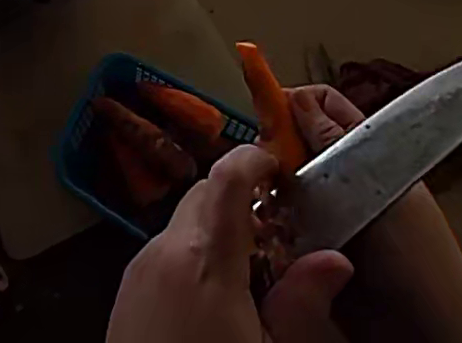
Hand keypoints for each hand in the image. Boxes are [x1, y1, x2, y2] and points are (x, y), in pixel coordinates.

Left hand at [107, 143, 354, 342]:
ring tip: (245, 276)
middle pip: (207, 191)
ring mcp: (140, 268)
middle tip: (274, 237)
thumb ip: (300, 303)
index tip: (278, 169)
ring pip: (186, 218)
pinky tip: (209, 299)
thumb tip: (336, 260)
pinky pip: (166, 248)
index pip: (228, 175)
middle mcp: (166, 249)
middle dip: (241, 200)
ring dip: (217, 226)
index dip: (254, 159)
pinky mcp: (125, 289)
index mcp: (204, 259)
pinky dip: (192, 252)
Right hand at [284, 85, 461, 342]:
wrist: (432, 338)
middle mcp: (343, 175)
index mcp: (365, 148)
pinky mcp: (313, 248)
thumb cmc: (422, 260)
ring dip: (271, 190)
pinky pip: (282, 226)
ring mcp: (327, 212)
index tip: (266, 112)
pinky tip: (270, 233)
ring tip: (265, 200)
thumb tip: (299, 99)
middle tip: (262, 161)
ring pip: (283, 183)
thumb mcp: (378, 191)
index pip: (324, 104)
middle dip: (275, 147)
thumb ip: (337, 146)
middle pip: (296, 141)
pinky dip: (272, 227)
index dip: (295, 101)